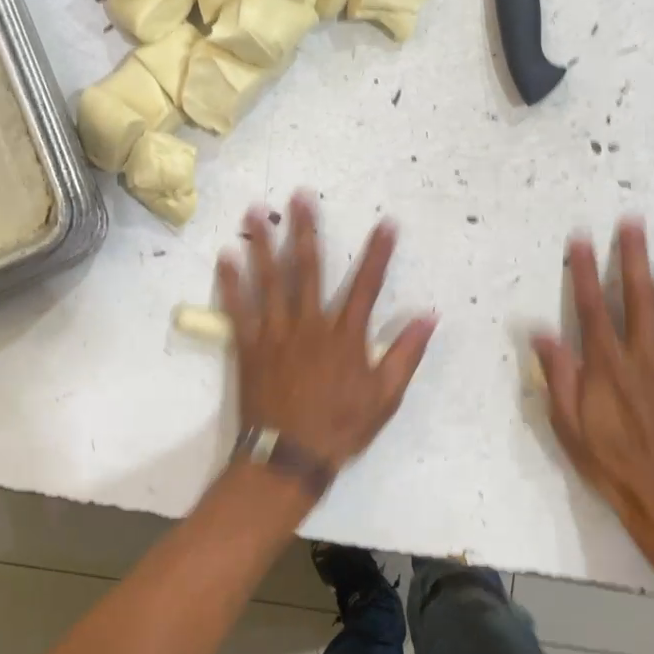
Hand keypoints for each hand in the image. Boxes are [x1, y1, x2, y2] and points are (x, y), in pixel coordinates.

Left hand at [217, 194, 436, 479]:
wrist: (288, 457)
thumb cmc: (341, 427)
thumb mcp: (385, 397)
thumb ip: (405, 353)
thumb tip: (428, 316)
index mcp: (345, 335)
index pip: (366, 284)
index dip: (378, 252)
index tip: (386, 223)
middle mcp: (310, 324)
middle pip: (309, 268)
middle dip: (306, 229)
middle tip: (299, 196)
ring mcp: (276, 333)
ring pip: (270, 279)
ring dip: (264, 244)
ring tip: (256, 212)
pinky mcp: (249, 346)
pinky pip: (238, 308)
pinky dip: (231, 282)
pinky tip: (225, 256)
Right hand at [532, 221, 653, 539]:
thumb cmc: (607, 458)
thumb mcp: (567, 423)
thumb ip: (558, 376)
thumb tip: (541, 331)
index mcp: (607, 366)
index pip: (592, 308)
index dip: (585, 272)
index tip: (581, 240)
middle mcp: (644, 356)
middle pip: (638, 297)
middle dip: (634, 256)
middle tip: (634, 221)